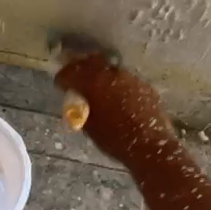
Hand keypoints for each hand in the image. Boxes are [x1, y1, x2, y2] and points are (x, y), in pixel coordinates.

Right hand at [55, 52, 177, 166]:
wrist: (151, 146)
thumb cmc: (115, 140)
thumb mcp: (90, 126)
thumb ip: (81, 109)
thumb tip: (78, 102)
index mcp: (94, 83)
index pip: (71, 72)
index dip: (63, 77)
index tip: (59, 84)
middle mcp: (112, 74)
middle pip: (91, 63)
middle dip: (80, 69)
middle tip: (75, 79)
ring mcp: (131, 78)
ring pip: (110, 71)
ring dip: (101, 77)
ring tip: (97, 89)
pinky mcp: (145, 86)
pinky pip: (125, 81)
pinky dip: (117, 86)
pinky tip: (118, 98)